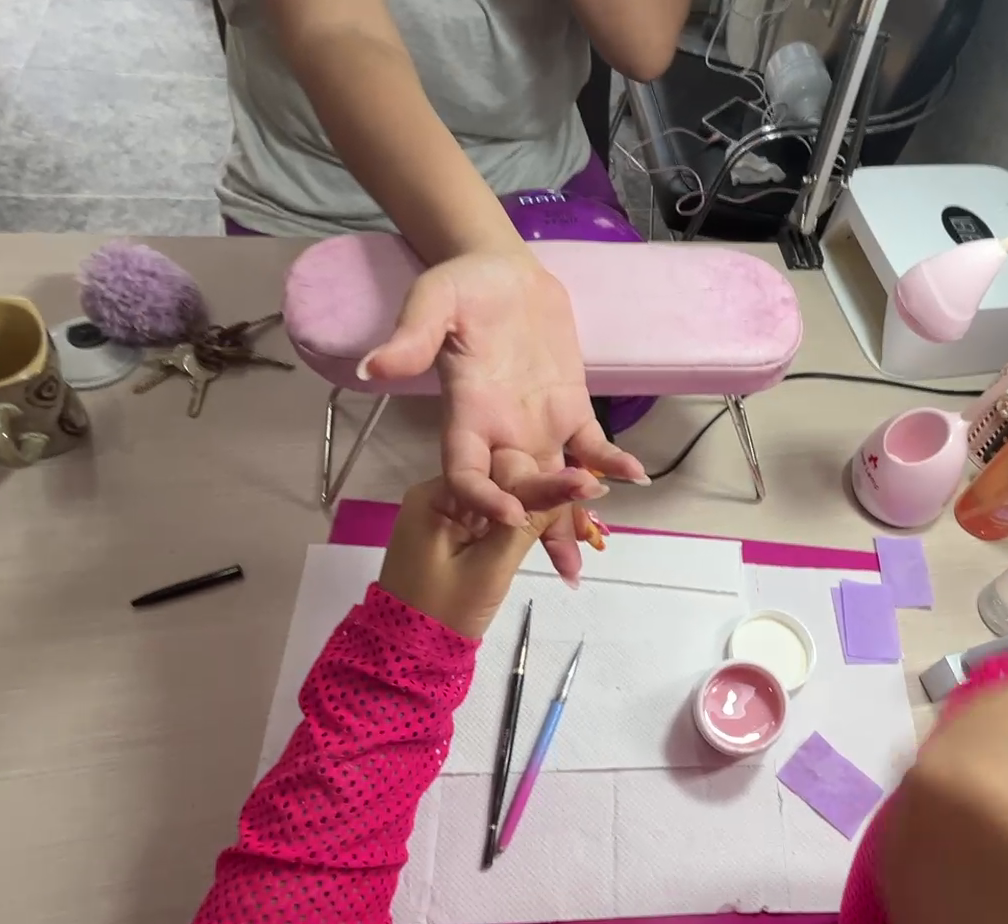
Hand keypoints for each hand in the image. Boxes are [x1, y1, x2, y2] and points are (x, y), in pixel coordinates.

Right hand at [363, 249, 648, 585]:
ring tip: (584, 563)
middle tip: (566, 566)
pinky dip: (612, 462)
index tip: (507, 516)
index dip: (482, 498)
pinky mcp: (572, 410)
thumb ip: (411, 338)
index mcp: (467, 415)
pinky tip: (635, 479)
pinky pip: (593, 445)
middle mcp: (503, 432)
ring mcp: (539, 426)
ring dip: (569, 520)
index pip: (466, 471)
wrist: (504, 272)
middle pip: (518, 490)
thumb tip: (372, 368)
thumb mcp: (432, 302)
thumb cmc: (463, 285)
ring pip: (555, 484)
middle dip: (538, 526)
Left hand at [377, 469, 602, 638]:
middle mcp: (440, 494)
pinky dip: (520, 531)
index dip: (546, 481)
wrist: (407, 654)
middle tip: (586, 522)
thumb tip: (576, 483)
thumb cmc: (444, 612)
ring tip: (579, 533)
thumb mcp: (490, 567)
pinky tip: (554, 539)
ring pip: (505, 502)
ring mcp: (446, 514)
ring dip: (538, 518)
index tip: (590, 488)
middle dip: (545, 500)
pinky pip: (495, 521)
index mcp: (438, 495)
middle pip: (505, 482)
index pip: (502, 470)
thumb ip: (528, 524)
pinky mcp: (454, 534)